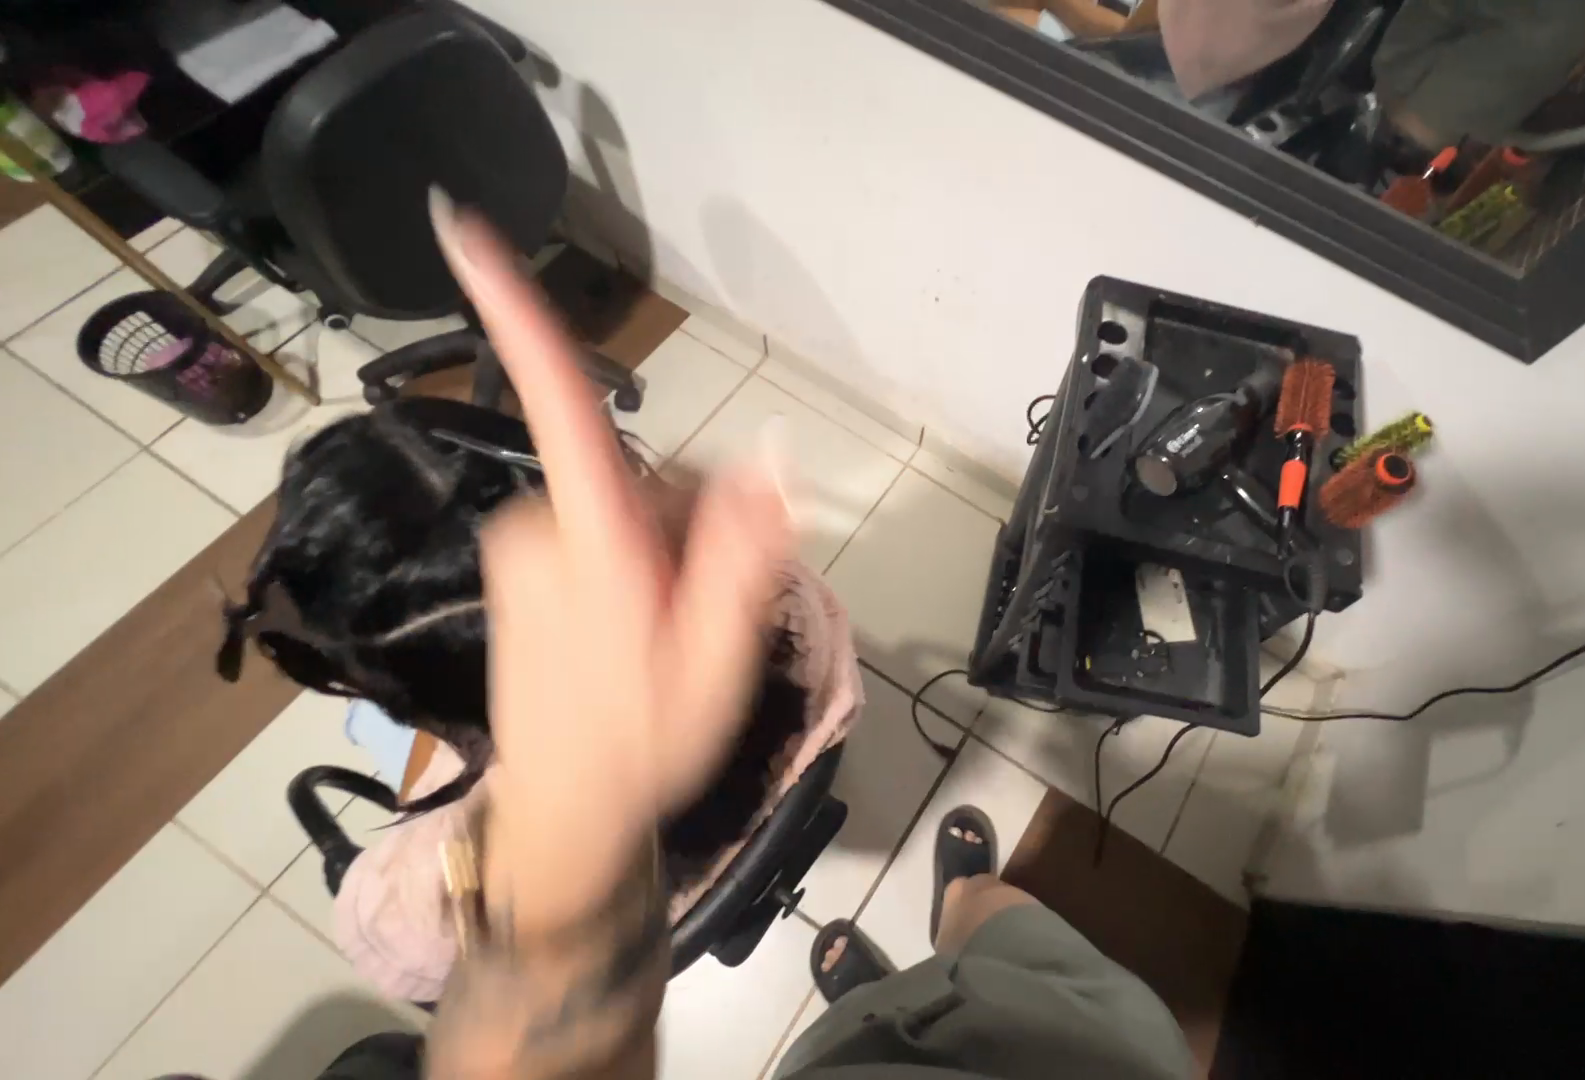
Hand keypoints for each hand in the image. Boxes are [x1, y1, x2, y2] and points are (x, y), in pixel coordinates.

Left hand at [428, 190, 792, 930]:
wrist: (569, 812)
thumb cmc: (647, 736)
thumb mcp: (720, 650)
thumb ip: (746, 548)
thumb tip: (778, 452)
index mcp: (594, 542)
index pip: (561, 409)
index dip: (518, 318)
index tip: (465, 229)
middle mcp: (544, 526)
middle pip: (651, 470)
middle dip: (698, 520)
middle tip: (708, 607)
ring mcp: (527, 545)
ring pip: (635, 502)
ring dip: (675, 545)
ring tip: (678, 625)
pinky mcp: (525, 561)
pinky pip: (606, 526)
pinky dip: (641, 555)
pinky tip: (645, 619)